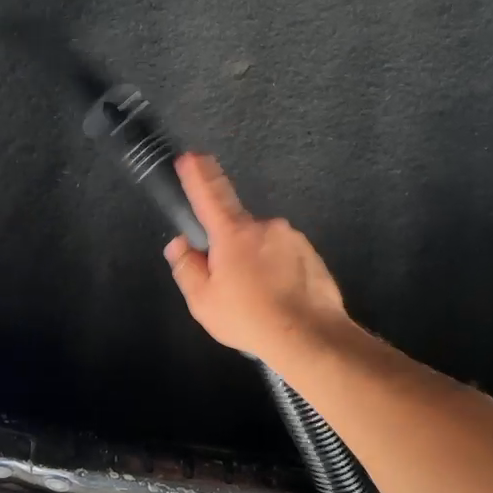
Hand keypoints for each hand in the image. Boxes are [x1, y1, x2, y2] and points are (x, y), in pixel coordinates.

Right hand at [163, 153, 350, 363]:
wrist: (309, 336)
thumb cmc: (248, 317)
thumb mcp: (202, 300)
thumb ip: (187, 268)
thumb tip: (180, 245)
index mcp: (233, 234)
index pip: (210, 194)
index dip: (197, 175)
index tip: (191, 156)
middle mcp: (265, 227)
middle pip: (236, 231)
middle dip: (229, 252)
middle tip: (228, 287)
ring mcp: (293, 240)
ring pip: (262, 248)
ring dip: (255, 267)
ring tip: (255, 301)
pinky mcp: (312, 256)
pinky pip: (284, 260)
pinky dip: (277, 276)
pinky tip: (276, 301)